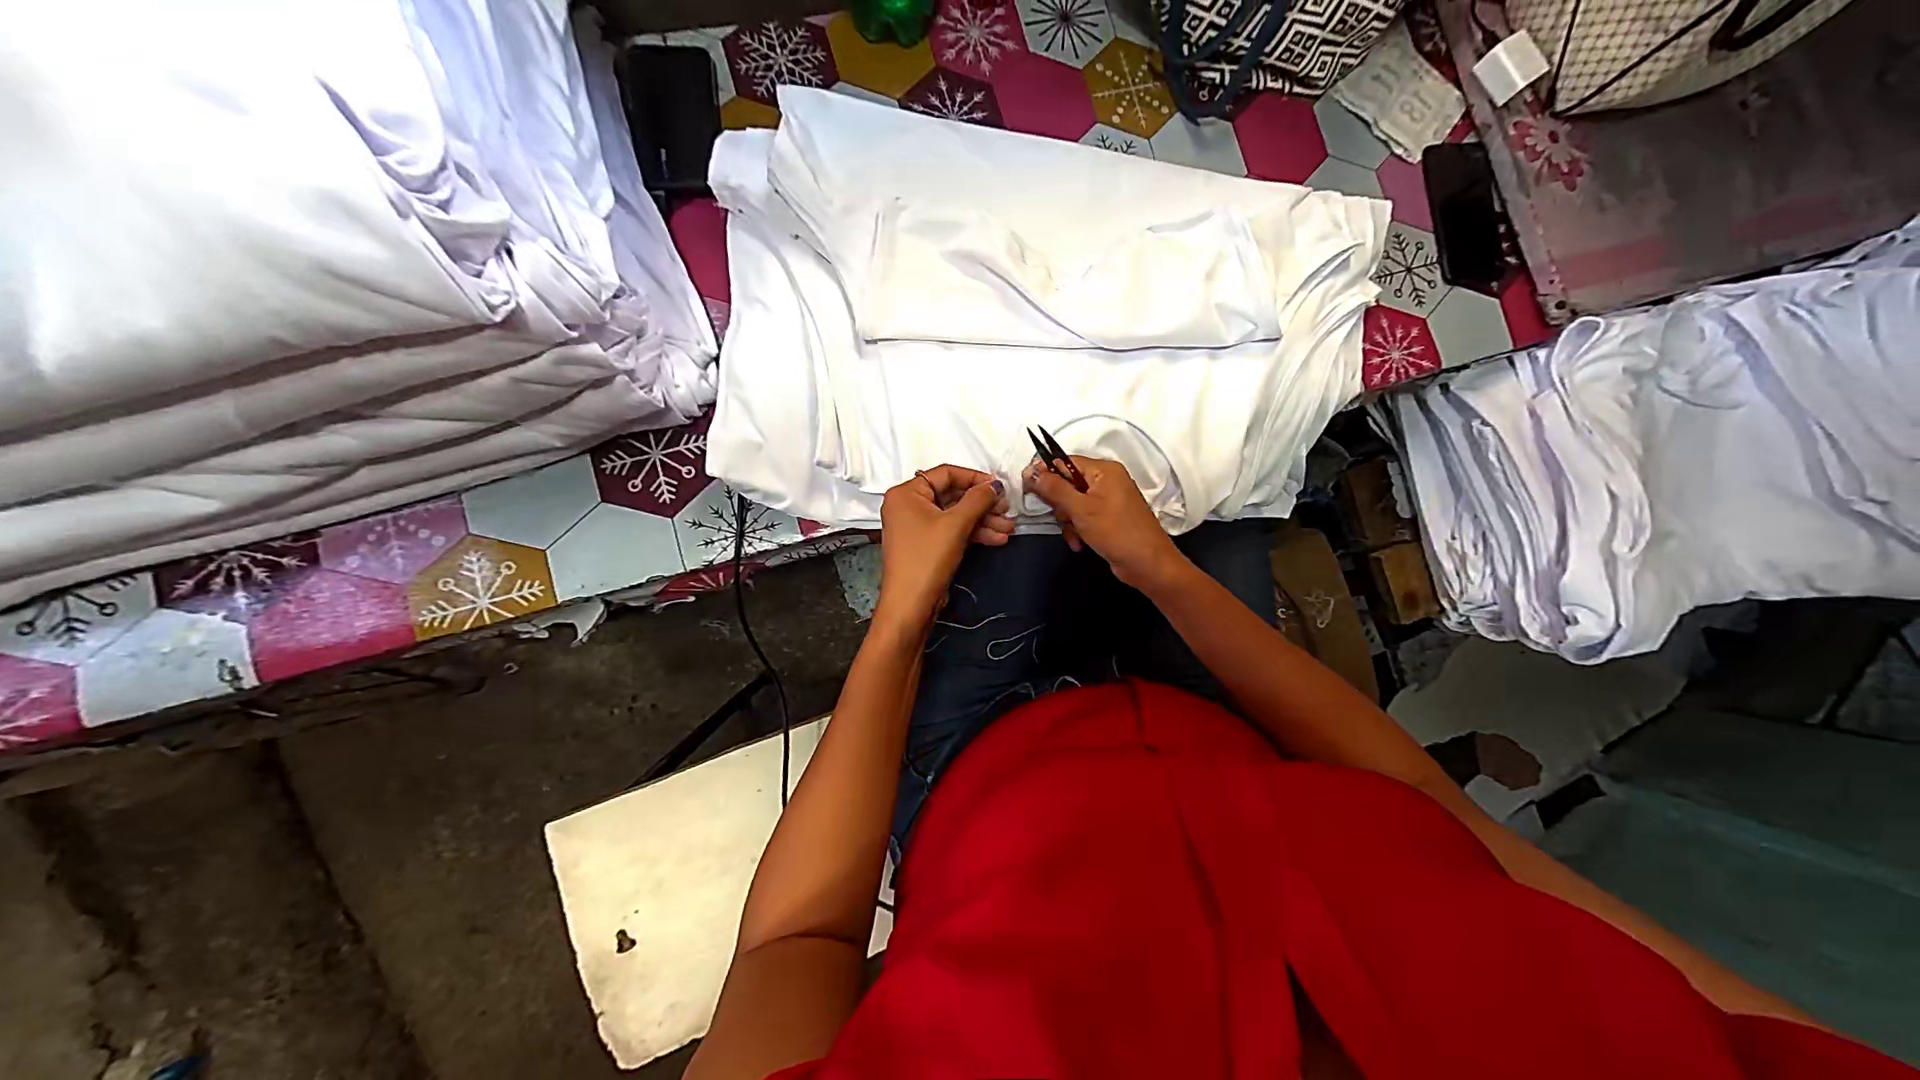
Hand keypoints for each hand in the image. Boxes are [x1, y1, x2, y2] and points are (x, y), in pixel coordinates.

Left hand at [876, 464, 1013, 626]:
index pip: (945, 473)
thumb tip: (994, 485)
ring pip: (955, 515)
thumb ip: (978, 499)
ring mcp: (917, 526)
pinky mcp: (926, 544)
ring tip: (1008, 527)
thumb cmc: (927, 559)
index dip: (974, 478)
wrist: (912, 603)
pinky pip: (952, 530)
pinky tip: (996, 538)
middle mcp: (908, 505)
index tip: (997, 486)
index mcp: (906, 493)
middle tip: (1006, 509)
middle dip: (982, 504)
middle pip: (952, 495)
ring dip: (982, 520)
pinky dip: (973, 533)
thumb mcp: (956, 524)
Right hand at [1025, 456, 1186, 590]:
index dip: (1046, 475)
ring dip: (1068, 522)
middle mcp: (1107, 481)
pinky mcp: (1108, 518)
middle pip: (1067, 484)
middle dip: (1061, 506)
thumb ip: (1054, 488)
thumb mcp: (1080, 509)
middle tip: (1064, 519)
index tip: (1030, 490)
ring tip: (1076, 536)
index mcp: (1104, 470)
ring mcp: (1109, 500)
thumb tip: (1030, 470)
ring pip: (1072, 504)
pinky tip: (1081, 543)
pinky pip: (1083, 517)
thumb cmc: (1117, 533)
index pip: (1065, 462)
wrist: (1148, 564)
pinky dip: (1078, 530)